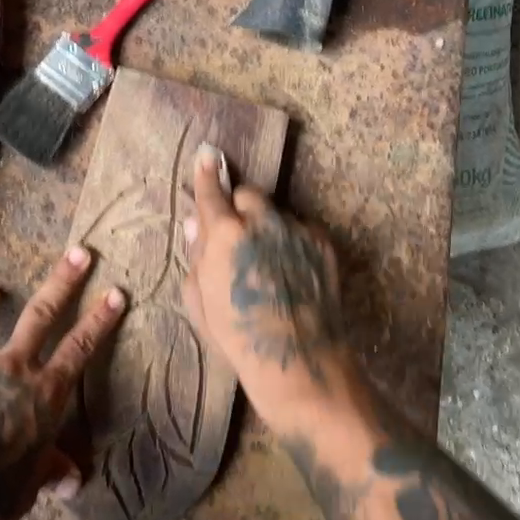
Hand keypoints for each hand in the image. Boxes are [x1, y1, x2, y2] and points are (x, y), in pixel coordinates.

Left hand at [0, 248, 126, 519]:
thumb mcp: (33, 481)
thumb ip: (52, 470)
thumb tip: (73, 478)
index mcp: (44, 391)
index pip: (80, 347)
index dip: (101, 320)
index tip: (116, 292)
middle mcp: (13, 366)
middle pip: (42, 314)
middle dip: (63, 282)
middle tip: (79, 251)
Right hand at [179, 145, 353, 423]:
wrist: (300, 365)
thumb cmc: (239, 340)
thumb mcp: (200, 302)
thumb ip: (197, 255)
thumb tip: (197, 223)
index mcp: (226, 234)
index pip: (212, 191)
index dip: (207, 172)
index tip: (207, 155)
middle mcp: (263, 221)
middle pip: (248, 195)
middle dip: (239, 209)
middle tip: (236, 238)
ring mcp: (297, 230)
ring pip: (275, 214)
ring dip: (266, 228)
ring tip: (266, 267)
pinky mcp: (322, 244)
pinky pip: (299, 232)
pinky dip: (290, 243)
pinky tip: (288, 276)